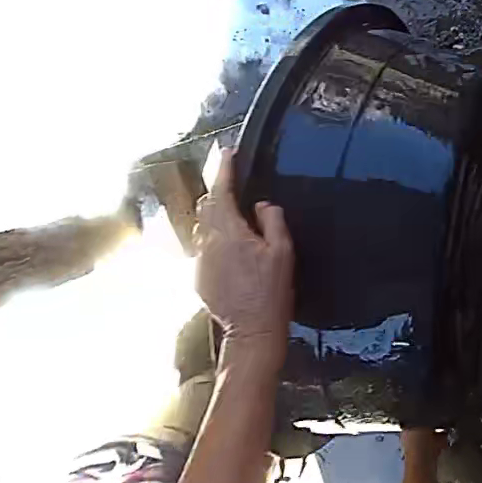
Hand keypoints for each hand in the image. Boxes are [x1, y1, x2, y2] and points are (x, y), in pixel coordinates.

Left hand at [193, 152, 294, 351]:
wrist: (251, 330)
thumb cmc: (271, 292)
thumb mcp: (283, 252)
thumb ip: (272, 221)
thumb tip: (262, 204)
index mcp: (229, 232)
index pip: (222, 191)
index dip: (224, 169)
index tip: (227, 152)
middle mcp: (208, 243)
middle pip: (206, 205)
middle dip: (218, 190)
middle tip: (233, 181)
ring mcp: (199, 260)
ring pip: (202, 225)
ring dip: (215, 213)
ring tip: (233, 212)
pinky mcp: (198, 275)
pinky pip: (203, 245)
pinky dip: (214, 236)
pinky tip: (231, 245)